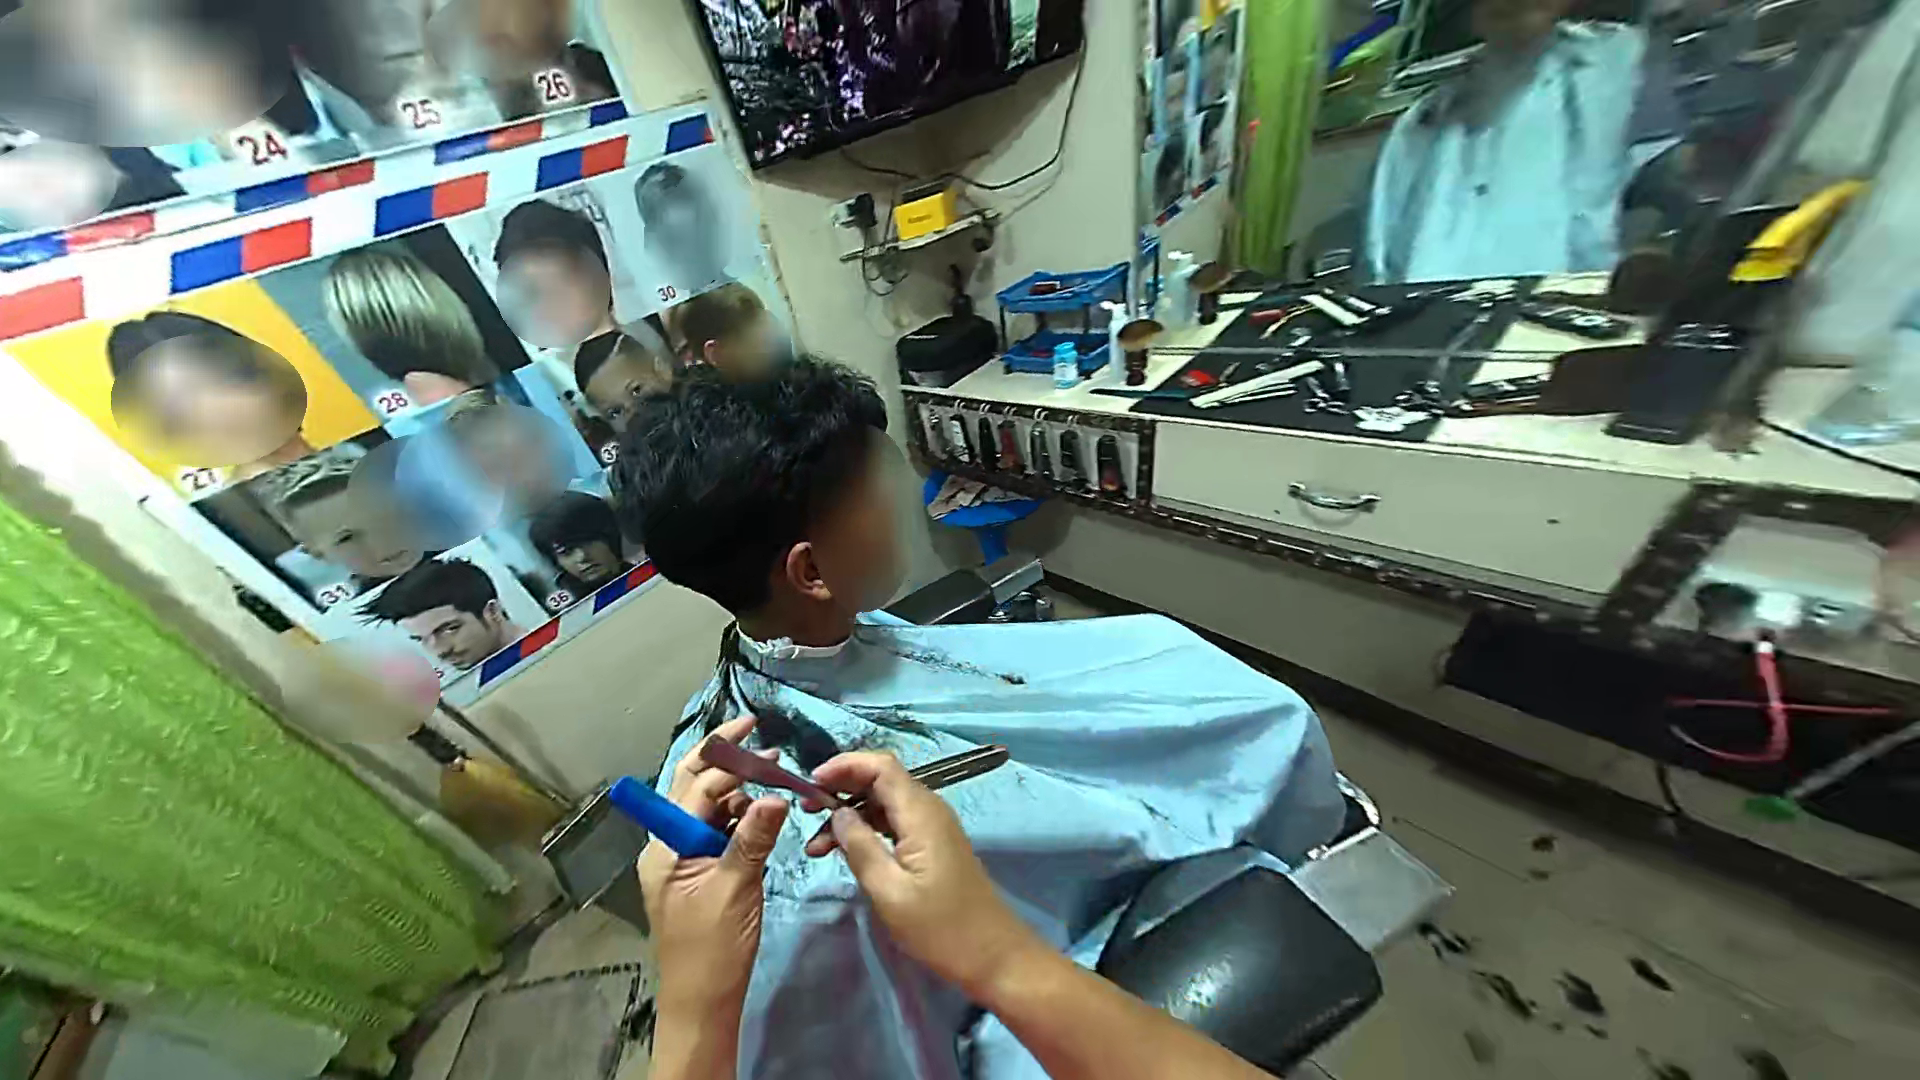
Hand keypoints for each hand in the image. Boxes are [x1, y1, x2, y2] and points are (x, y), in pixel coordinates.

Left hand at [638, 715, 789, 1014]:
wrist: (704, 1005)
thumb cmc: (712, 949)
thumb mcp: (735, 889)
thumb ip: (753, 837)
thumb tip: (776, 793)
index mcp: (666, 847)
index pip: (698, 789)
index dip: (731, 764)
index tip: (766, 746)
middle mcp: (670, 842)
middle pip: (692, 784)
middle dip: (720, 754)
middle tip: (751, 725)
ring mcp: (685, 853)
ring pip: (710, 802)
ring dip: (737, 783)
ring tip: (772, 769)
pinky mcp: (702, 865)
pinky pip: (721, 824)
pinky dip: (742, 809)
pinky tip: (764, 805)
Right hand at [801, 752, 1042, 997]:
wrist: (991, 952)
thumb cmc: (940, 926)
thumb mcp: (890, 892)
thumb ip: (861, 846)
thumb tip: (837, 813)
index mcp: (920, 811)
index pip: (880, 765)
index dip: (845, 765)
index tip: (811, 783)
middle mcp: (927, 807)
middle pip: (880, 778)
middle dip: (842, 787)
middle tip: (807, 812)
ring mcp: (930, 823)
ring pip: (883, 801)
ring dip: (850, 813)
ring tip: (816, 844)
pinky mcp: (930, 841)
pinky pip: (893, 820)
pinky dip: (866, 828)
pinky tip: (843, 850)